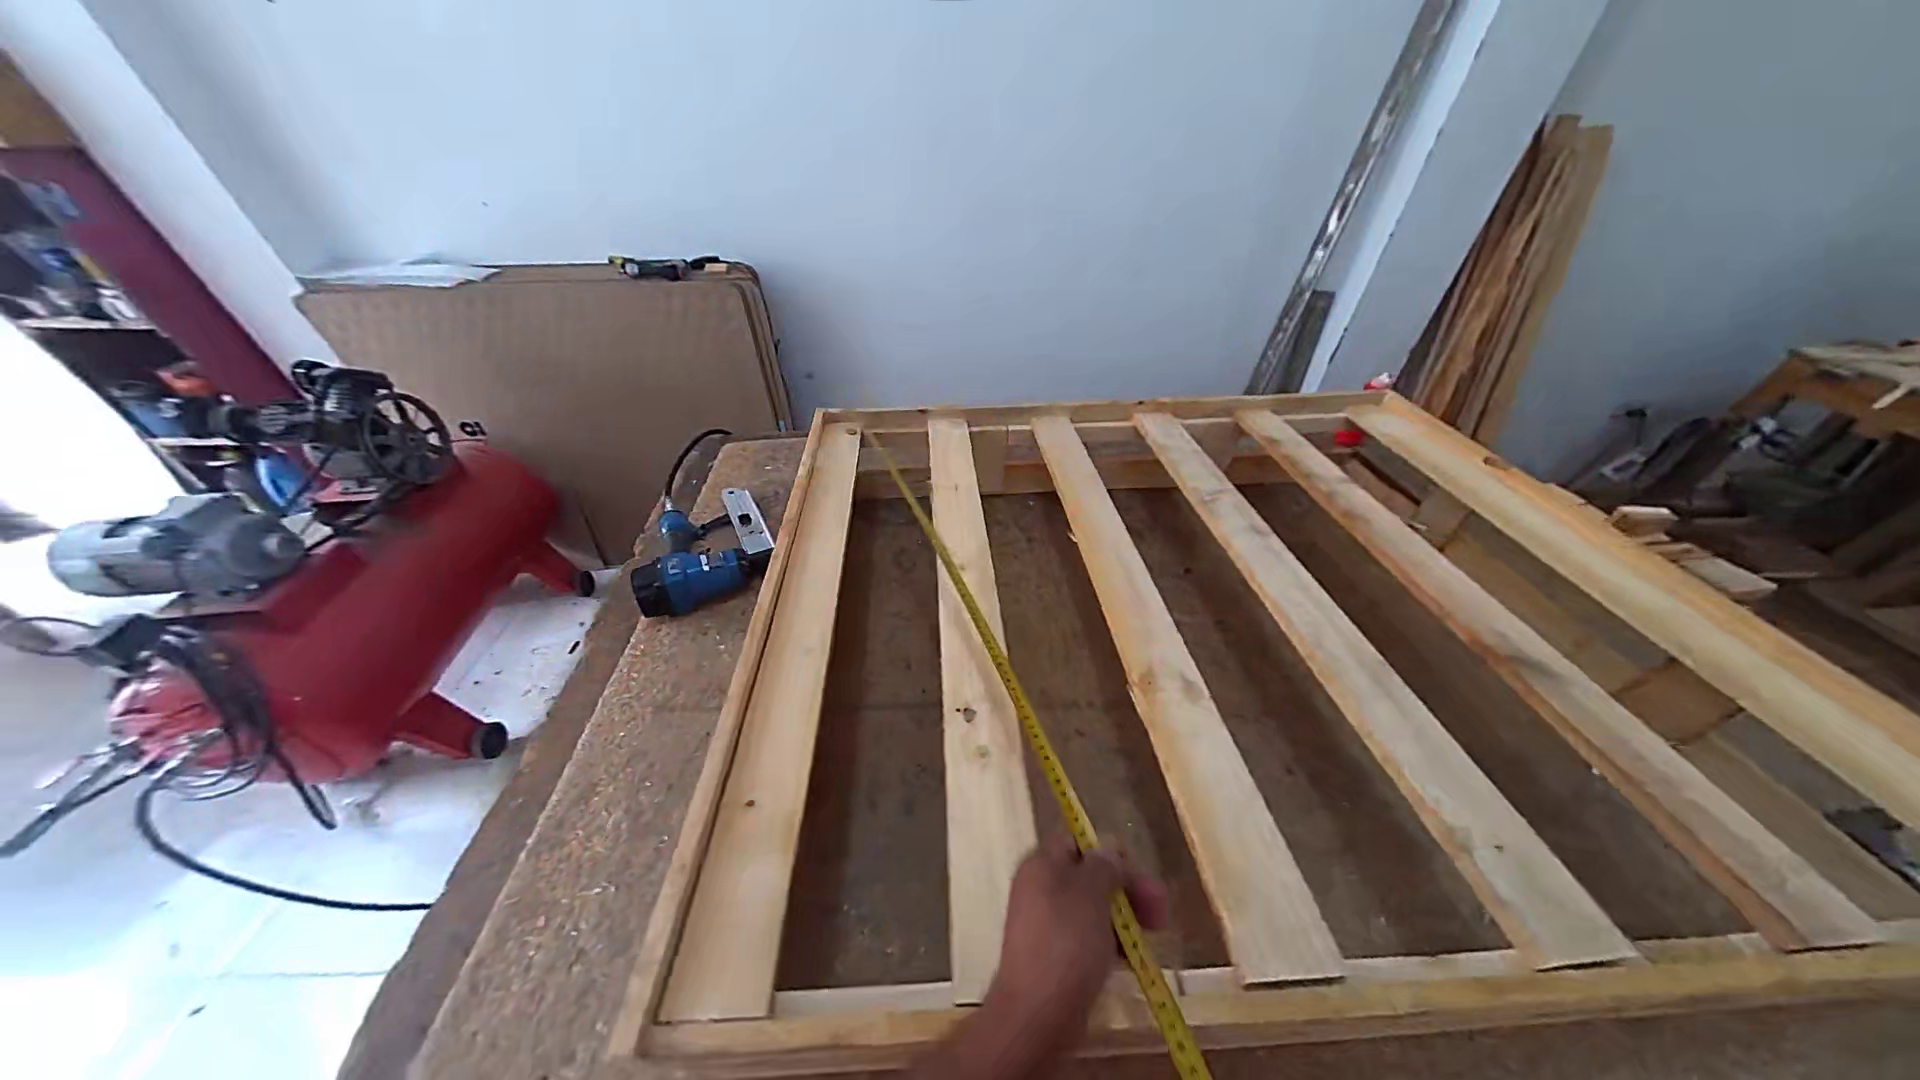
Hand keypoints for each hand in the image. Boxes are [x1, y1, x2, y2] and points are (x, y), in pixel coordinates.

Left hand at [984, 835, 1169, 1034]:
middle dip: (1126, 888)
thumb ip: (1104, 867)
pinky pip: (1088, 938)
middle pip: (1089, 875)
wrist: (1037, 1015)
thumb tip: (1109, 850)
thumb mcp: (1091, 895)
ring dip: (1125, 916)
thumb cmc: (1066, 944)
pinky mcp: (1056, 956)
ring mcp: (1047, 924)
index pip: (1075, 840)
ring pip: (1092, 908)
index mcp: (1041, 864)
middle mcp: (1040, 888)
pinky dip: (1112, 942)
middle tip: (1160, 908)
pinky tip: (1135, 958)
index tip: (1136, 869)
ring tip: (1156, 933)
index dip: (1106, 849)